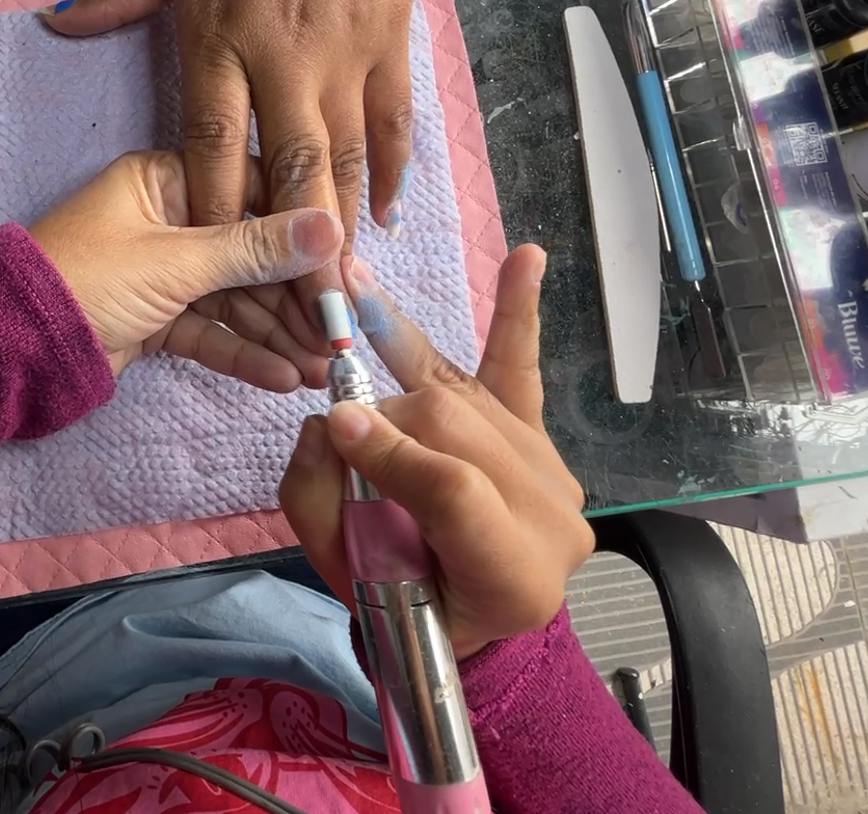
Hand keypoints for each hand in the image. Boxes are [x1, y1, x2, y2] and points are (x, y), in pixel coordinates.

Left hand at [30, 151, 340, 391]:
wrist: (13, 347)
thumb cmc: (88, 280)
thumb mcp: (174, 262)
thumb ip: (253, 248)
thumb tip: (333, 228)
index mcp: (166, 181)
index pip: (253, 194)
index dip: (303, 234)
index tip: (347, 271)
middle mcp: (170, 220)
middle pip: (249, 254)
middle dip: (294, 299)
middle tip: (338, 337)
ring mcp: (163, 271)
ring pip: (233, 298)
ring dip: (276, 334)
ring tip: (321, 370)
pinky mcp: (156, 316)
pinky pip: (209, 330)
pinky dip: (241, 352)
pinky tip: (281, 378)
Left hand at [42, 0, 452, 291]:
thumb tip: (55, 20)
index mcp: (219, 37)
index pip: (211, 147)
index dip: (217, 217)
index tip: (220, 276)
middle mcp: (281, 53)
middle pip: (285, 168)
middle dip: (296, 249)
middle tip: (305, 313)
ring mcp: (342, 48)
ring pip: (343, 156)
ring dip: (345, 228)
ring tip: (345, 289)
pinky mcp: (390, 40)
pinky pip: (393, 120)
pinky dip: (391, 170)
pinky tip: (382, 216)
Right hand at [278, 246, 593, 658]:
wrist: (465, 609)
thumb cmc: (398, 597)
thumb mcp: (340, 572)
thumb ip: (320, 501)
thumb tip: (328, 420)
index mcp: (508, 574)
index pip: (454, 491)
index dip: (392, 452)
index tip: (334, 423)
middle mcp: (547, 512)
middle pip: (453, 426)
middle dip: (385, 417)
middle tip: (343, 425)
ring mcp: (547, 465)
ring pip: (462, 392)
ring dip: (399, 365)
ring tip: (354, 293)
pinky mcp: (533, 433)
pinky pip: (519, 369)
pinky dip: (517, 313)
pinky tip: (526, 258)